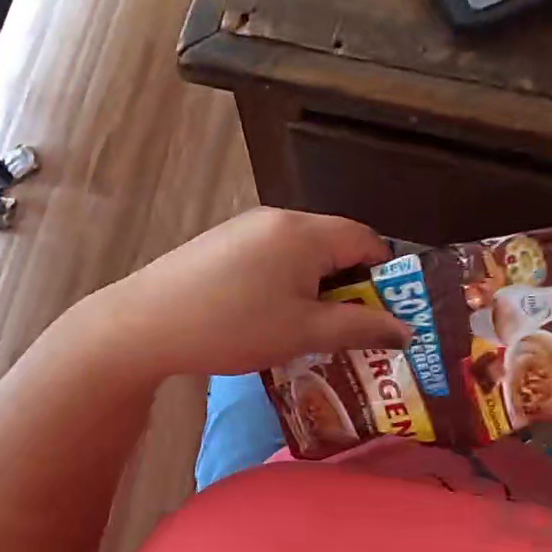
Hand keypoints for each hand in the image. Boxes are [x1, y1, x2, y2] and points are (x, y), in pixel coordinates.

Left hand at [93, 208, 409, 376]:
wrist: (144, 326)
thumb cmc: (235, 326)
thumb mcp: (306, 332)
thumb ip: (362, 328)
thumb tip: (407, 330)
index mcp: (306, 232)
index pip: (368, 239)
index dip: (387, 276)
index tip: (387, 313)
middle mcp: (279, 219)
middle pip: (336, 244)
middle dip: (353, 286)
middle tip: (354, 327)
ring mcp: (248, 228)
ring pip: (305, 254)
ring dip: (321, 288)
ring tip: (315, 328)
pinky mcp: (225, 244)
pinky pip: (276, 258)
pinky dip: (290, 284)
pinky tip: (274, 317)